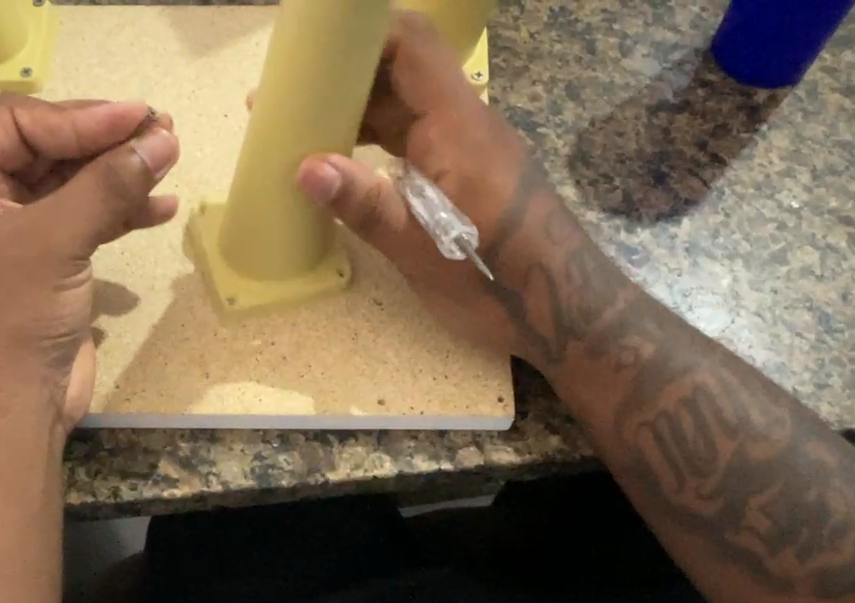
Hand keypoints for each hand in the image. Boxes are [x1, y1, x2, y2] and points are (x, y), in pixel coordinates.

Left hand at [0, 95, 180, 432]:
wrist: (11, 407)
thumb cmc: (11, 316)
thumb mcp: (55, 240)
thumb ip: (108, 185)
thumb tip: (162, 139)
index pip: (19, 124)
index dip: (82, 118)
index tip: (141, 116)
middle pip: (47, 150)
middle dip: (105, 144)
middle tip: (162, 131)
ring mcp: (11, 234)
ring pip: (70, 187)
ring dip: (119, 178)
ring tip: (170, 160)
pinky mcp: (44, 266)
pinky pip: (83, 224)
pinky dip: (119, 215)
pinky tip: (159, 208)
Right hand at [293, 14, 618, 370]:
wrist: (564, 311)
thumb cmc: (496, 281)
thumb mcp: (423, 251)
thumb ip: (366, 205)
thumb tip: (304, 169)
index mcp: (457, 126)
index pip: (408, 44)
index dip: (358, 38)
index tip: (309, 59)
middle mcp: (467, 124)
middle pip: (404, 74)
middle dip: (347, 81)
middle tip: (290, 107)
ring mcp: (473, 150)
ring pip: (411, 110)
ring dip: (362, 115)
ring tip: (309, 138)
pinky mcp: (475, 176)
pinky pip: (423, 140)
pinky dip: (383, 143)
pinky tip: (353, 168)